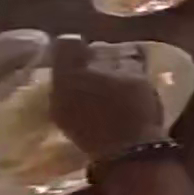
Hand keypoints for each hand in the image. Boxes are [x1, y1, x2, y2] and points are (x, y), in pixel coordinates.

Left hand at [50, 34, 165, 161]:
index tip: (98, 46)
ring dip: (83, 84)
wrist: (127, 151)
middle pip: (65, 67)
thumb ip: (125, 64)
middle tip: (105, 69)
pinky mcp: (65, 124)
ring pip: (67, 86)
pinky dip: (84, 100)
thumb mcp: (138, 81)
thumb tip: (120, 53)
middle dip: (83, 66)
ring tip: (106, 89)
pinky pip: (70, 103)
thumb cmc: (135, 110)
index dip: (82, 43)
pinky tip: (103, 107)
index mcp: (71, 72)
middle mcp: (56, 87)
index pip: (67, 45)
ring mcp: (57, 107)